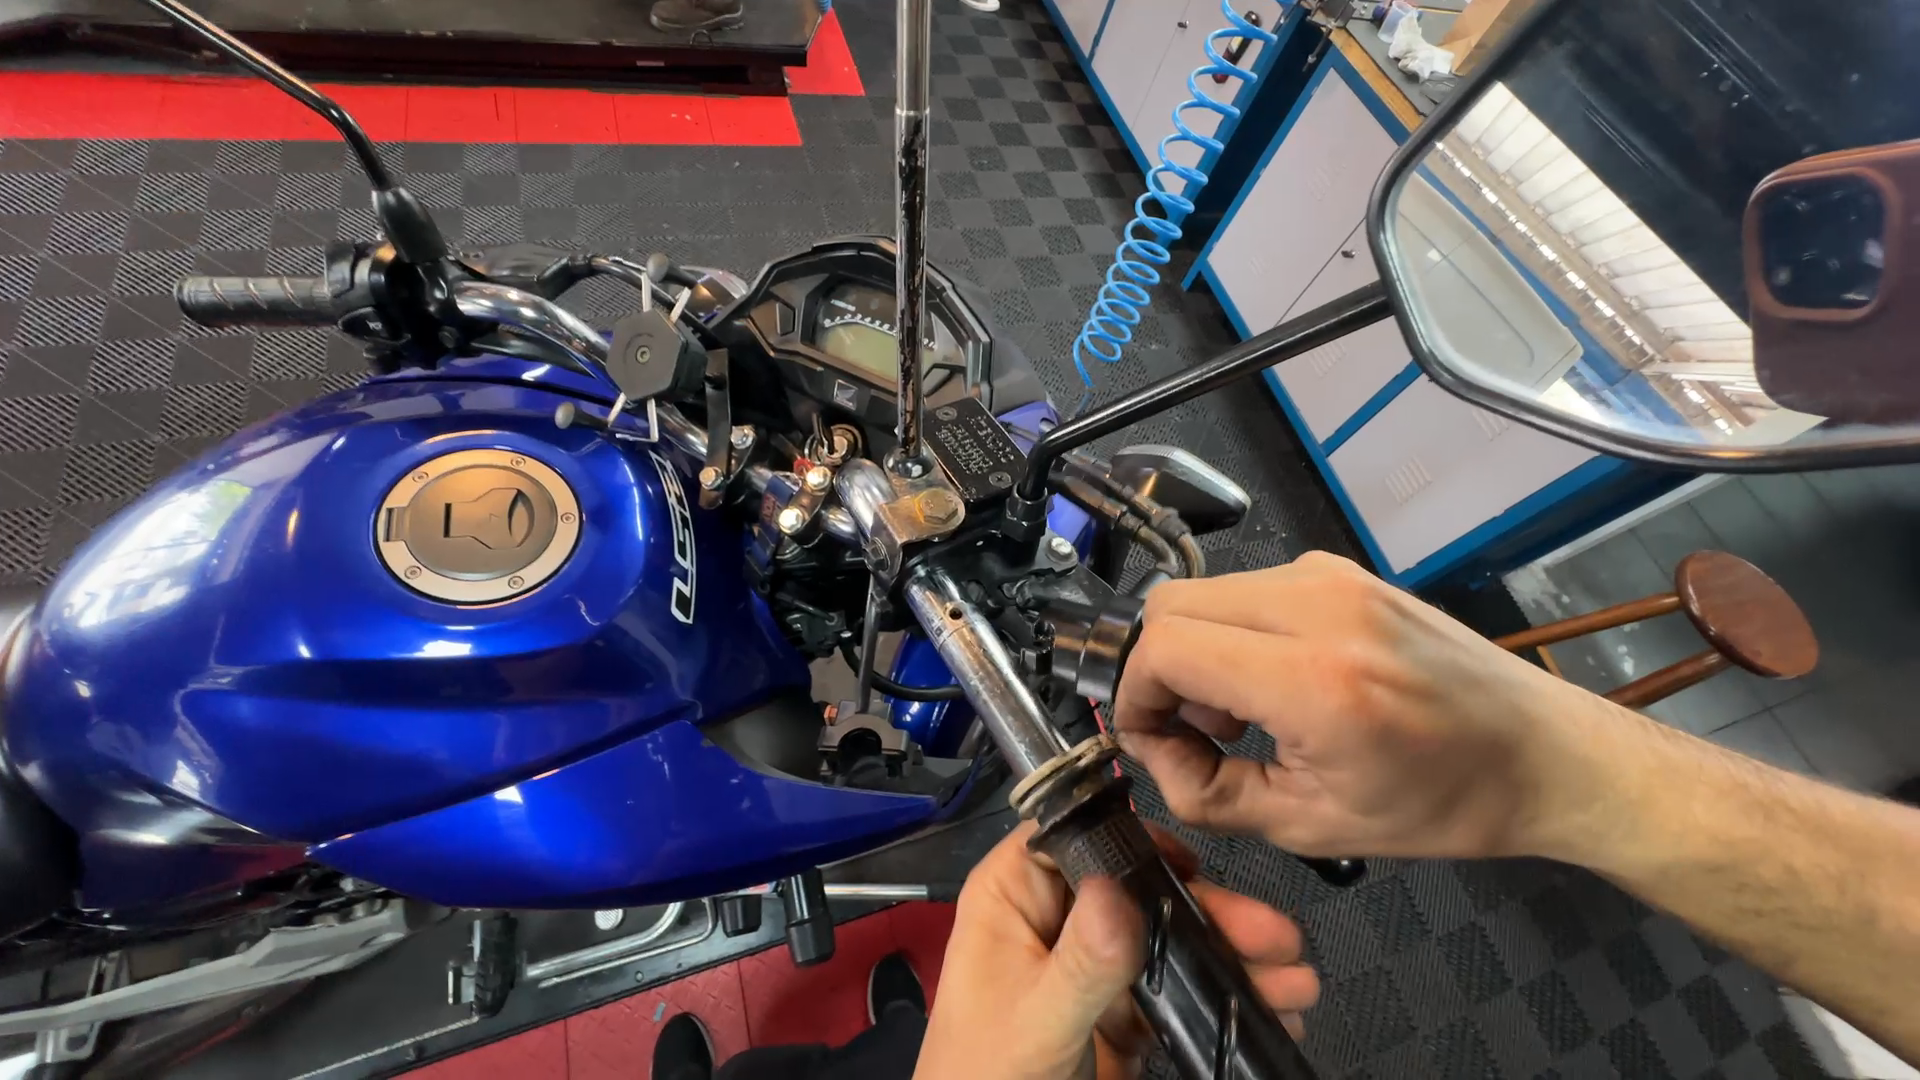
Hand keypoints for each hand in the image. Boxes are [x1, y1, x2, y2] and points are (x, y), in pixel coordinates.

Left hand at [913, 822, 1317, 1079]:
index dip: (1129, 838)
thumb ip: (1081, 960)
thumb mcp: (1035, 1019)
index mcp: (1014, 895)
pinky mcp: (1111, 1008)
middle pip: (1132, 888)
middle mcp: (1051, 916)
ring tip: (1293, 981)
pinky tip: (1268, 1013)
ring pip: (1157, 938)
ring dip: (1224, 956)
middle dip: (1206, 910)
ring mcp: (1084, 962)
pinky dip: (1212, 1000)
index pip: (1071, 837)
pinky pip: (1165, 990)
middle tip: (1276, 935)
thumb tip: (1119, 885)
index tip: (1192, 863)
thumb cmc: (988, 1073)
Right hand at [1113, 552, 1626, 861]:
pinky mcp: (1336, 569)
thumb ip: (1205, 792)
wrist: (1546, 754)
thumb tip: (1151, 748)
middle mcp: (1317, 604)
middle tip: (1194, 725)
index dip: (1134, 693)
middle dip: (1156, 668)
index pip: (1165, 647)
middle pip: (1168, 605)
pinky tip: (1271, 679)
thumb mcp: (1309, 826)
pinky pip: (1242, 589)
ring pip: (1200, 593)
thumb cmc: (1442, 804)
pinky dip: (1228, 632)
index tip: (1150, 736)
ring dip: (1193, 649)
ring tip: (1241, 709)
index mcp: (1317, 679)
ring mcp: (1328, 575)